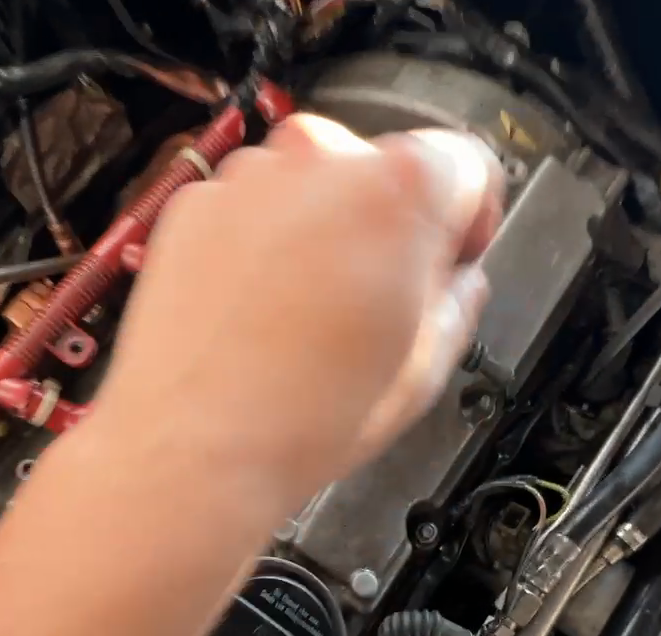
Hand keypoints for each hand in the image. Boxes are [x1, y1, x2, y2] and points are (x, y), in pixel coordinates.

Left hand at [87, 114, 503, 516]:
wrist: (194, 450)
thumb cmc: (302, 423)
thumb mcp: (422, 372)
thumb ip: (455, 303)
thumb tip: (453, 284)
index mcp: (399, 192)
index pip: (465, 167)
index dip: (468, 220)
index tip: (451, 257)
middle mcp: (320, 160)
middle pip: (380, 172)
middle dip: (388, 230)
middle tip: (373, 304)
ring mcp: (247, 181)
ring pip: (310, 189)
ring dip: (320, 237)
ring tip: (306, 321)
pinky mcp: (192, 209)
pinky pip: (249, 212)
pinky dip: (259, 248)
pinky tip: (258, 316)